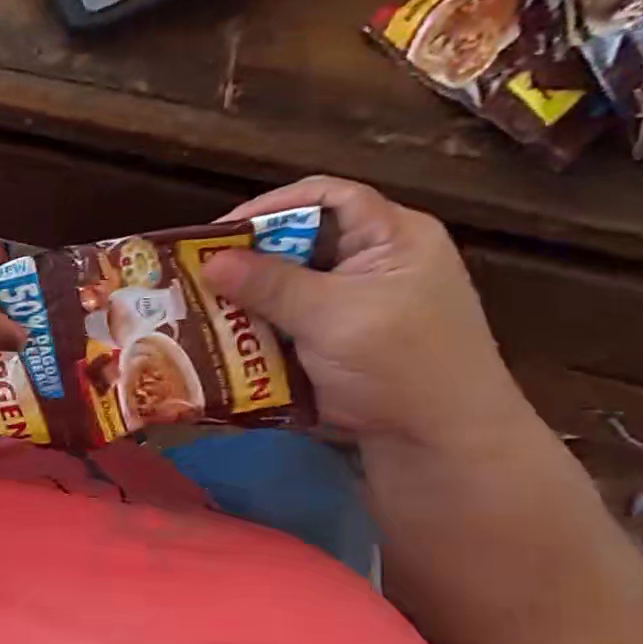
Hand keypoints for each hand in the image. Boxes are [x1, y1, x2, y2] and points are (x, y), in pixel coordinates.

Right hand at [201, 176, 532, 449]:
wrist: (440, 446)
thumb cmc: (400, 366)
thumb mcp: (333, 317)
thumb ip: (271, 286)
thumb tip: (209, 260)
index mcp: (392, 237)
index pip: (327, 197)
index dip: (273, 205)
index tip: (223, 231)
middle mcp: (374, 263)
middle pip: (303, 241)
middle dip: (252, 257)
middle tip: (203, 272)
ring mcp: (357, 305)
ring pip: (292, 286)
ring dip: (253, 297)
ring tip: (205, 306)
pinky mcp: (340, 342)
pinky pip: (292, 322)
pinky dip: (263, 327)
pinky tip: (230, 337)